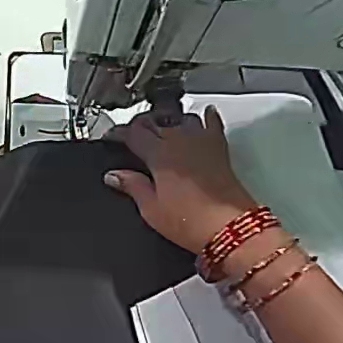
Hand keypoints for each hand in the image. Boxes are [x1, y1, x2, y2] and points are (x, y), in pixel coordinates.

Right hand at [104, 106, 258, 252]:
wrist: (230, 229)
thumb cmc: (192, 220)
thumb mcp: (150, 208)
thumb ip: (132, 186)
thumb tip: (114, 176)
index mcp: (158, 154)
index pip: (132, 133)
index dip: (118, 133)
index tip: (111, 137)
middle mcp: (180, 142)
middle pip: (154, 121)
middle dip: (139, 125)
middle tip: (130, 133)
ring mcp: (201, 143)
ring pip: (180, 118)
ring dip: (167, 120)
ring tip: (159, 126)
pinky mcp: (220, 150)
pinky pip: (212, 123)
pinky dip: (206, 117)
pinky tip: (204, 114)